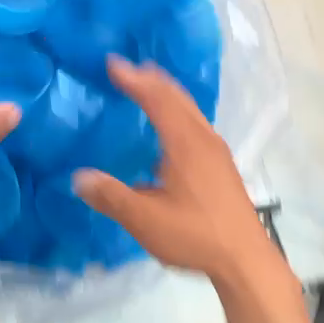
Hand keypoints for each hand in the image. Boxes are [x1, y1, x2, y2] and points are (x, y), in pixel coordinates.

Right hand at [74, 58, 284, 283]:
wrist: (243, 257)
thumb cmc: (194, 235)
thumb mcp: (145, 219)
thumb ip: (112, 197)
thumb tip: (80, 178)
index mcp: (184, 143)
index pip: (157, 99)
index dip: (134, 80)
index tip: (113, 65)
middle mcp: (204, 140)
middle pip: (178, 99)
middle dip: (153, 81)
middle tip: (130, 71)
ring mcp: (216, 154)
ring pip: (190, 113)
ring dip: (167, 99)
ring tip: (148, 96)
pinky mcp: (221, 170)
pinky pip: (195, 130)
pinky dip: (177, 120)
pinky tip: (168, 140)